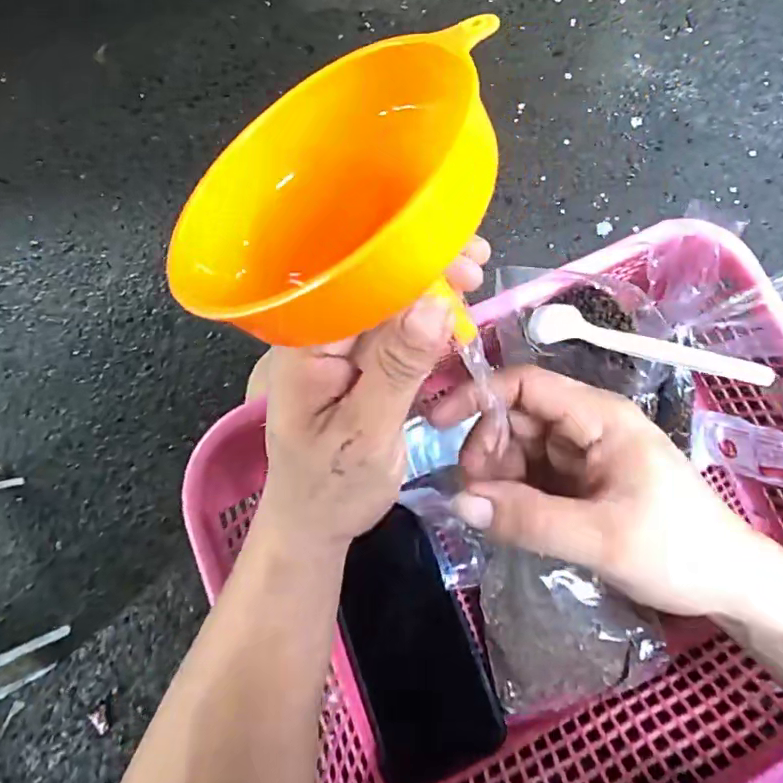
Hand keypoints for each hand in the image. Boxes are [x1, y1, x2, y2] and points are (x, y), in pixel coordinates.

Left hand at [251, 237, 490, 550]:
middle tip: (476, 264)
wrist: (314, 523)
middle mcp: (320, 335)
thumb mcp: (367, 433)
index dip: (410, 264)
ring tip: (473, 278)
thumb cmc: (331, 487)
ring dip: (432, 286)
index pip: (358, 285)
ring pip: (390, 301)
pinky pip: (397, 327)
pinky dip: (429, 316)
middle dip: (426, 267)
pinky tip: (456, 309)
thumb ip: (397, 369)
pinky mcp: (361, 360)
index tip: (461, 260)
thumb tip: (435, 304)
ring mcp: (340, 347)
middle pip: (374, 282)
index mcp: (306, 347)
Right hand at [425, 365, 774, 617]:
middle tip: (475, 495)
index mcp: (599, 416)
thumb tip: (459, 501)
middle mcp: (589, 425)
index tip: (437, 424)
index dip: (479, 396)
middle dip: (487, 448)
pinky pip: (535, 476)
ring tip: (494, 514)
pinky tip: (508, 518)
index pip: (527, 385)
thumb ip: (529, 519)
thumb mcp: (601, 537)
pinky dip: (515, 493)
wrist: (729, 581)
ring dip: (499, 475)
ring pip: (522, 448)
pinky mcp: (585, 482)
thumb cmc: (678, 548)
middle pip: (518, 417)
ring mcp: (587, 454)